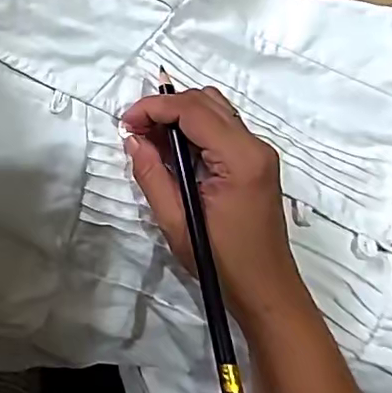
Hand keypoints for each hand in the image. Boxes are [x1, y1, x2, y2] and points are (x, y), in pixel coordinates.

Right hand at [121, 88, 306, 313]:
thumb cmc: (222, 262)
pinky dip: (191, 126)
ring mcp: (259, 152)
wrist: (266, 292)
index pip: (192, 110)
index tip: (125, 124)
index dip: (153, 108)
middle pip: (204, 100)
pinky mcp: (255, 161)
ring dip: (177, 113)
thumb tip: (133, 139)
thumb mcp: (175, 220)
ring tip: (149, 137)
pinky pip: (220, 126)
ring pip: (213, 107)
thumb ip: (151, 174)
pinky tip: (171, 148)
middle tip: (134, 131)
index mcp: (240, 159)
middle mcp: (255, 146)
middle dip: (163, 107)